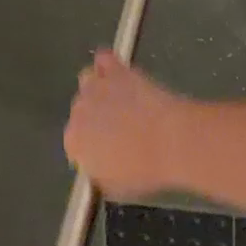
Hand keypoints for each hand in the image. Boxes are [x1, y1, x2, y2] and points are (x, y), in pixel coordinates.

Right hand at [63, 50, 189, 199]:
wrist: (172, 141)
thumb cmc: (145, 171)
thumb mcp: (115, 186)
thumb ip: (99, 172)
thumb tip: (100, 163)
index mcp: (74, 142)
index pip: (74, 143)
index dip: (91, 147)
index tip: (107, 151)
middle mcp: (78, 111)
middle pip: (80, 111)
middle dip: (95, 118)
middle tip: (118, 127)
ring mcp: (96, 87)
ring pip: (87, 81)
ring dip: (98, 89)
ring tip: (117, 99)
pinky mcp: (116, 70)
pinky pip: (104, 59)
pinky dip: (108, 64)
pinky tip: (118, 72)